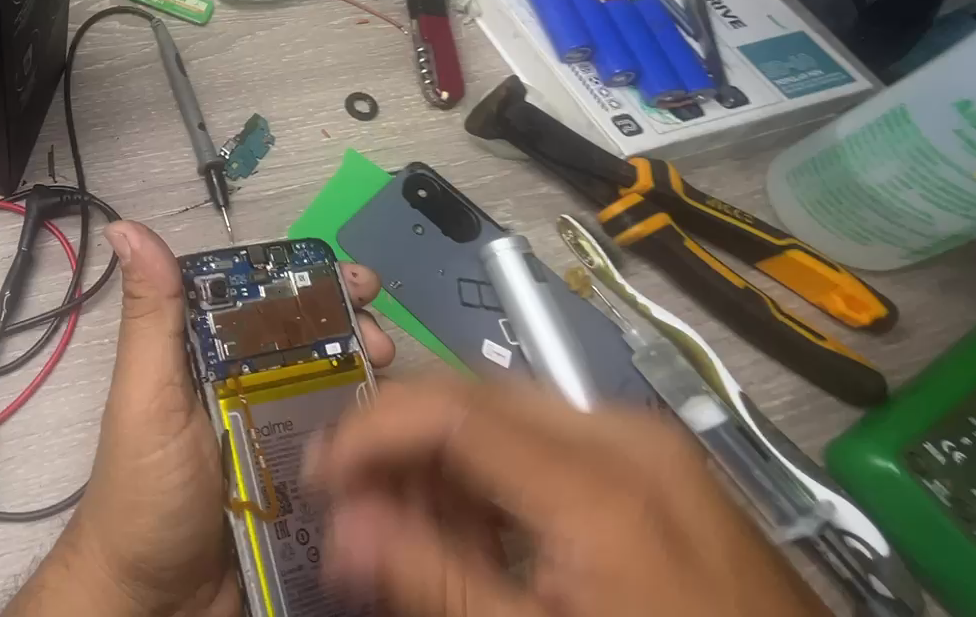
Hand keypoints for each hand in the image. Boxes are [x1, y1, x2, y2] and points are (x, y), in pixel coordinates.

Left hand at [4, 222, 394, 616]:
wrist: (158, 601)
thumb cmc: (145, 489)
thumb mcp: (147, 395)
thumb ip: (151, 318)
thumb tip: (127, 227)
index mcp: (204, 356)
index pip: (259, 301)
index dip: (305, 282)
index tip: (352, 276)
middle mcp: (242, 385)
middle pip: (304, 339)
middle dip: (349, 324)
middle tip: (382, 332)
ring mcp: (274, 434)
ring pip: (330, 386)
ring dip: (368, 371)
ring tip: (393, 371)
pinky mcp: (300, 483)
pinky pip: (342, 445)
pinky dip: (372, 430)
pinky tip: (399, 426)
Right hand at [311, 379, 829, 616]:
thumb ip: (433, 579)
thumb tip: (337, 526)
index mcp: (601, 480)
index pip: (446, 409)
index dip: (367, 433)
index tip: (319, 475)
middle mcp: (621, 433)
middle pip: (468, 395)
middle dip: (397, 442)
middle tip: (354, 501)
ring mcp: (646, 444)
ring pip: (499, 409)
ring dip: (440, 457)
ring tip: (413, 525)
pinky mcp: (656, 463)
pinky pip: (542, 437)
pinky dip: (491, 471)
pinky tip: (478, 528)